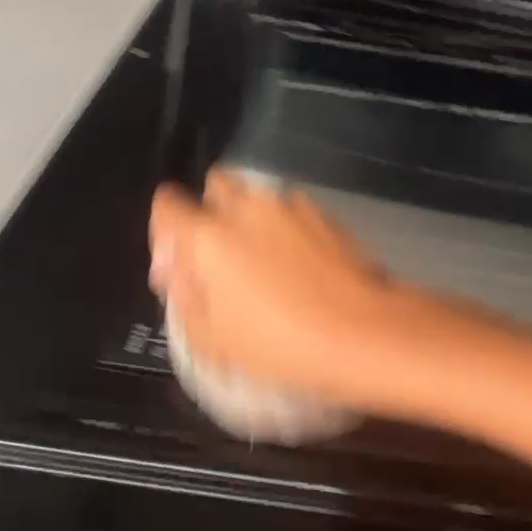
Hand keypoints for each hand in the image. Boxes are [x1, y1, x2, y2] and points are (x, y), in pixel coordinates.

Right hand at [149, 170, 473, 417]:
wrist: (364, 333)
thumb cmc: (280, 345)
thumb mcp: (211, 338)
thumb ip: (182, 294)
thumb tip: (174, 269)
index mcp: (208, 236)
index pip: (167, 205)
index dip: (167, 229)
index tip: (177, 256)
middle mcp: (247, 207)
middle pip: (216, 185)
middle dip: (211, 209)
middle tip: (219, 251)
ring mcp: (290, 205)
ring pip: (257, 194)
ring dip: (251, 216)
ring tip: (263, 261)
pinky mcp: (325, 214)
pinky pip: (291, 210)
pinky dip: (286, 226)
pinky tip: (298, 263)